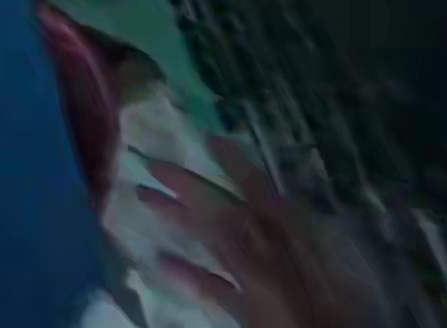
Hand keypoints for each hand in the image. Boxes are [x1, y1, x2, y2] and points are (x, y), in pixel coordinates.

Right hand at [139, 135, 364, 327]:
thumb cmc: (304, 320)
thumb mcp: (271, 280)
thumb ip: (240, 239)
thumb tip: (202, 197)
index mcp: (296, 246)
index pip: (261, 193)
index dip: (234, 164)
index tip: (205, 136)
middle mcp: (287, 260)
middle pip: (233, 214)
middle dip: (190, 187)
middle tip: (151, 165)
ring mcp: (276, 288)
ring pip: (222, 243)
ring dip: (182, 219)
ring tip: (142, 197)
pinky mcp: (264, 314)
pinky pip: (223, 283)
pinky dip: (192, 269)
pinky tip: (162, 258)